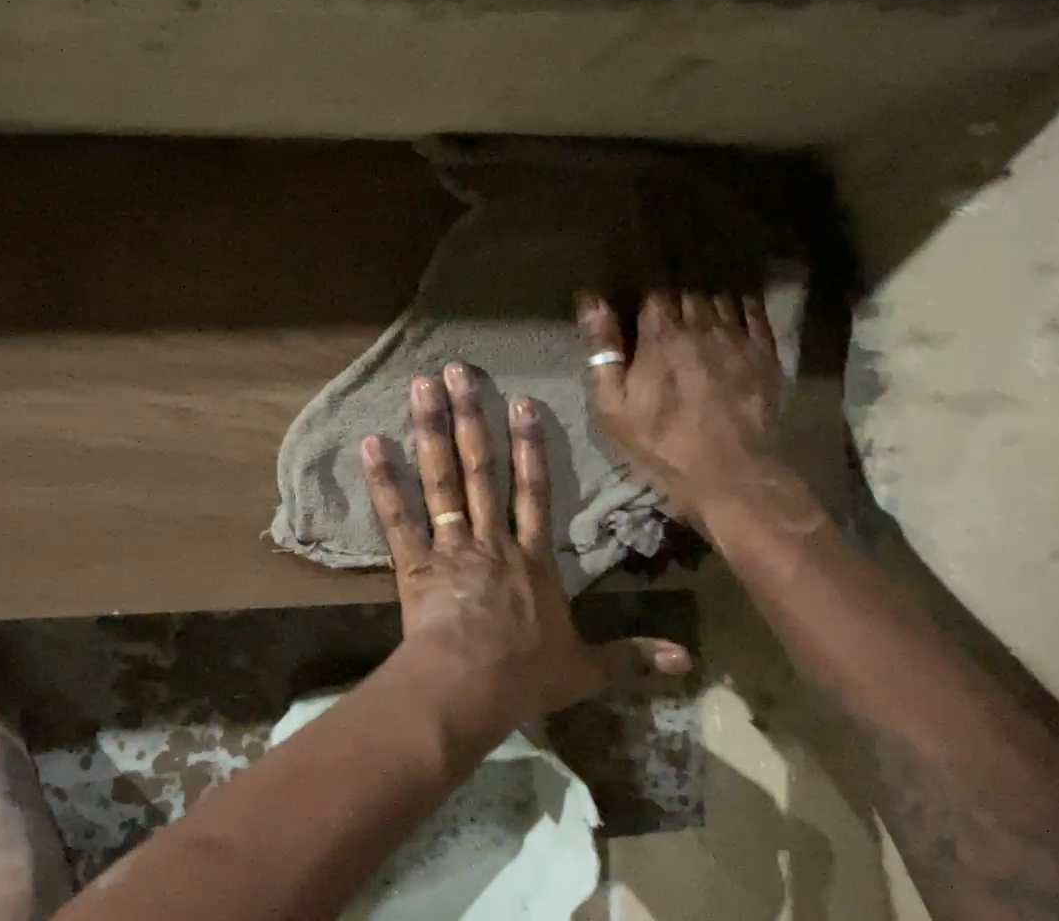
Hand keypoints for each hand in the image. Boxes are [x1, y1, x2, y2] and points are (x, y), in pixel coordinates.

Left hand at [359, 363, 691, 730]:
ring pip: (441, 480)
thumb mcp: (586, 669)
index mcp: (532, 560)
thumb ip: (631, 657)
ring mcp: (451, 547)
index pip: (535, 492)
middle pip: (482, 470)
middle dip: (472, 418)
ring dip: (431, 432)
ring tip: (420, 388)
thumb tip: (687, 662)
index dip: (531, 446)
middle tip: (457, 371)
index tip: (522, 400)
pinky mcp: (415, 563)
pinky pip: (397, 518)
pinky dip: (383, 483)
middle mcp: (491, 540)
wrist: (472, 687)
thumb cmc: (527, 676)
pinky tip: (371, 445)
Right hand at [576, 290, 784, 511]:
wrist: (731, 472)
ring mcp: (737, 338)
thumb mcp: (614, 405)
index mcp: (661, 336)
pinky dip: (742, 307)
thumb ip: (603, 350)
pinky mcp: (765, 354)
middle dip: (677, 298)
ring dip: (707, 302)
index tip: (641, 305)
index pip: (654, 293)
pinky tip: (735, 314)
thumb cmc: (662, 442)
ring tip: (699, 314)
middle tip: (669, 312)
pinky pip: (755, 313)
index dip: (647, 295)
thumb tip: (590, 300)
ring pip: (720, 299)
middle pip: (688, 293)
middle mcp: (701, 326)